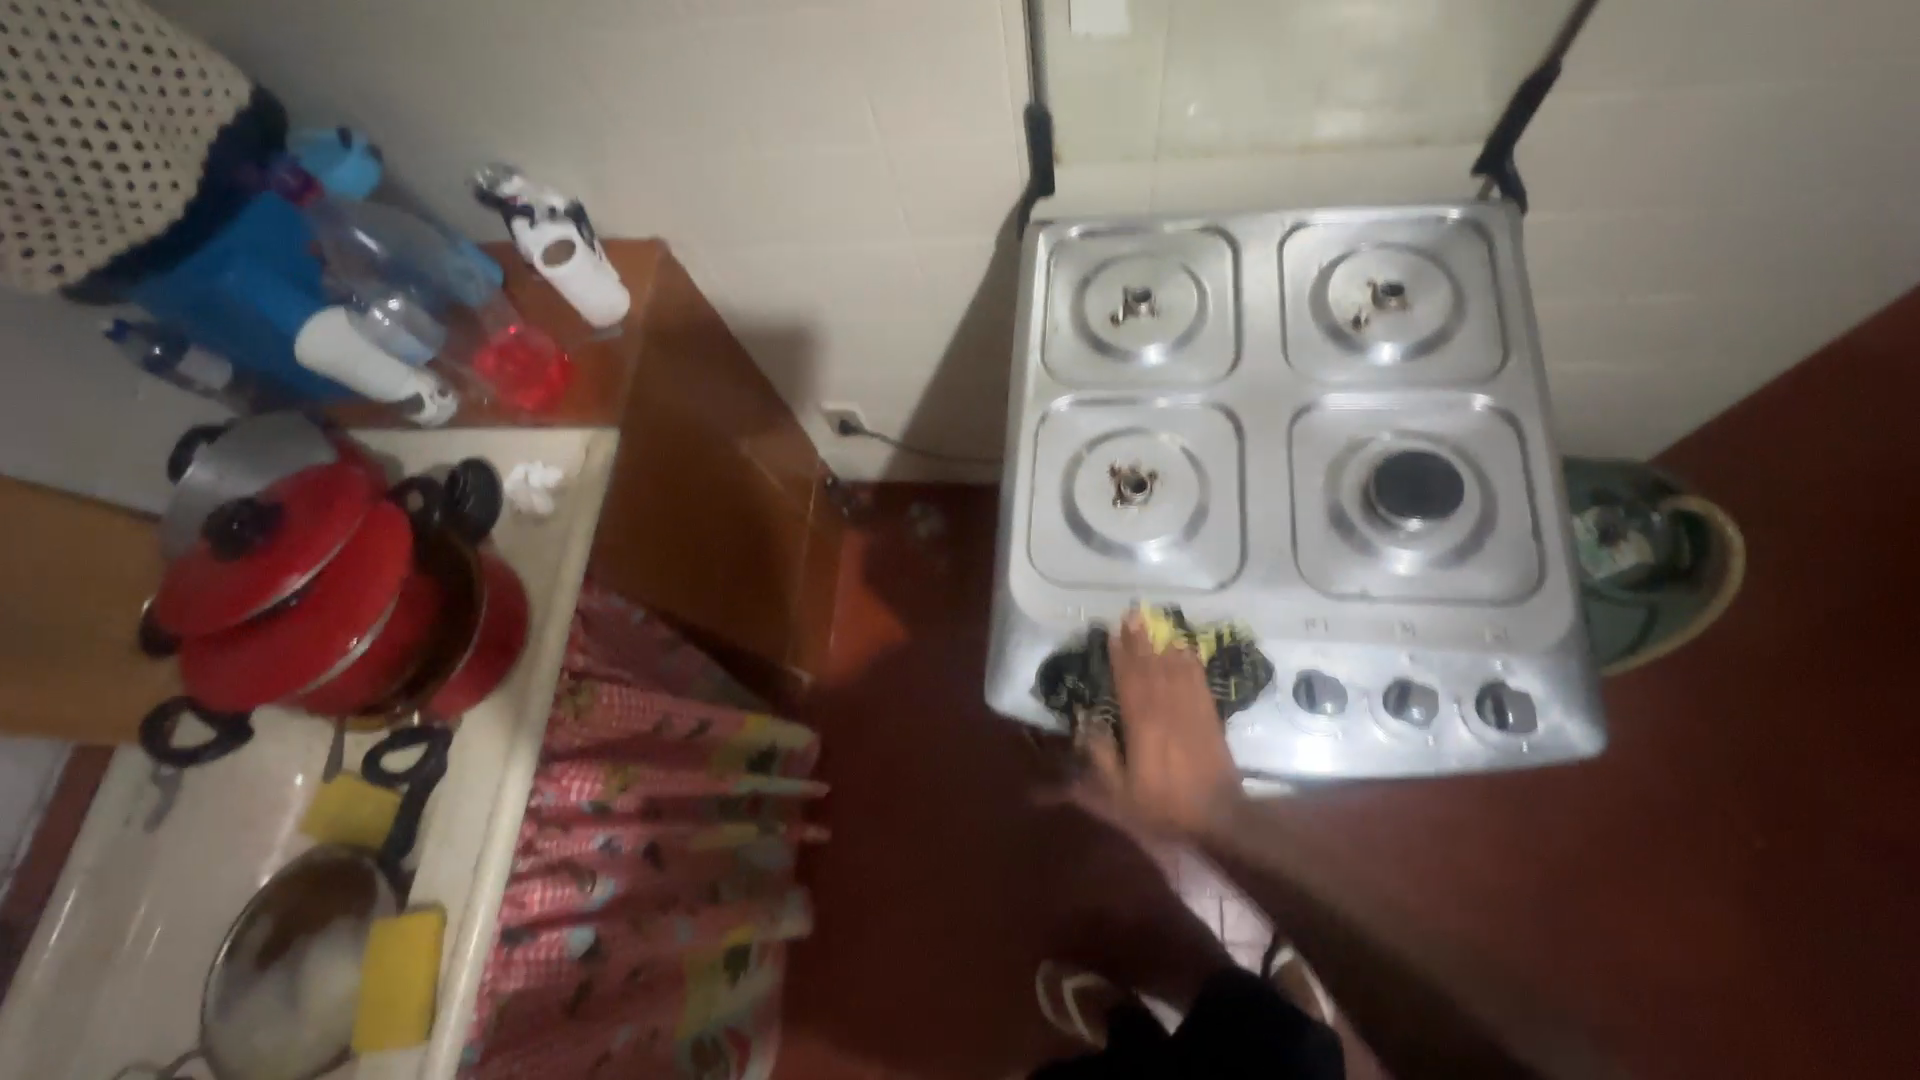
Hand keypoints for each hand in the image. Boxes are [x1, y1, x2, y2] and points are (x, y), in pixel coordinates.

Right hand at [1077, 611, 1243, 839]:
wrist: (1218, 817)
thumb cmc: (1163, 807)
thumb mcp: (1120, 795)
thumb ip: (1101, 757)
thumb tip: (1087, 721)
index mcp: (1141, 725)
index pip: (1128, 681)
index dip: (1119, 656)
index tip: (1112, 632)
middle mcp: (1165, 709)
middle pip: (1150, 667)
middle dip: (1139, 641)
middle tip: (1131, 614)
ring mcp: (1191, 711)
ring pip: (1173, 669)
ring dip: (1161, 644)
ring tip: (1153, 624)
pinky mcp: (1210, 717)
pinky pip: (1198, 681)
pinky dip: (1190, 663)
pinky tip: (1184, 649)